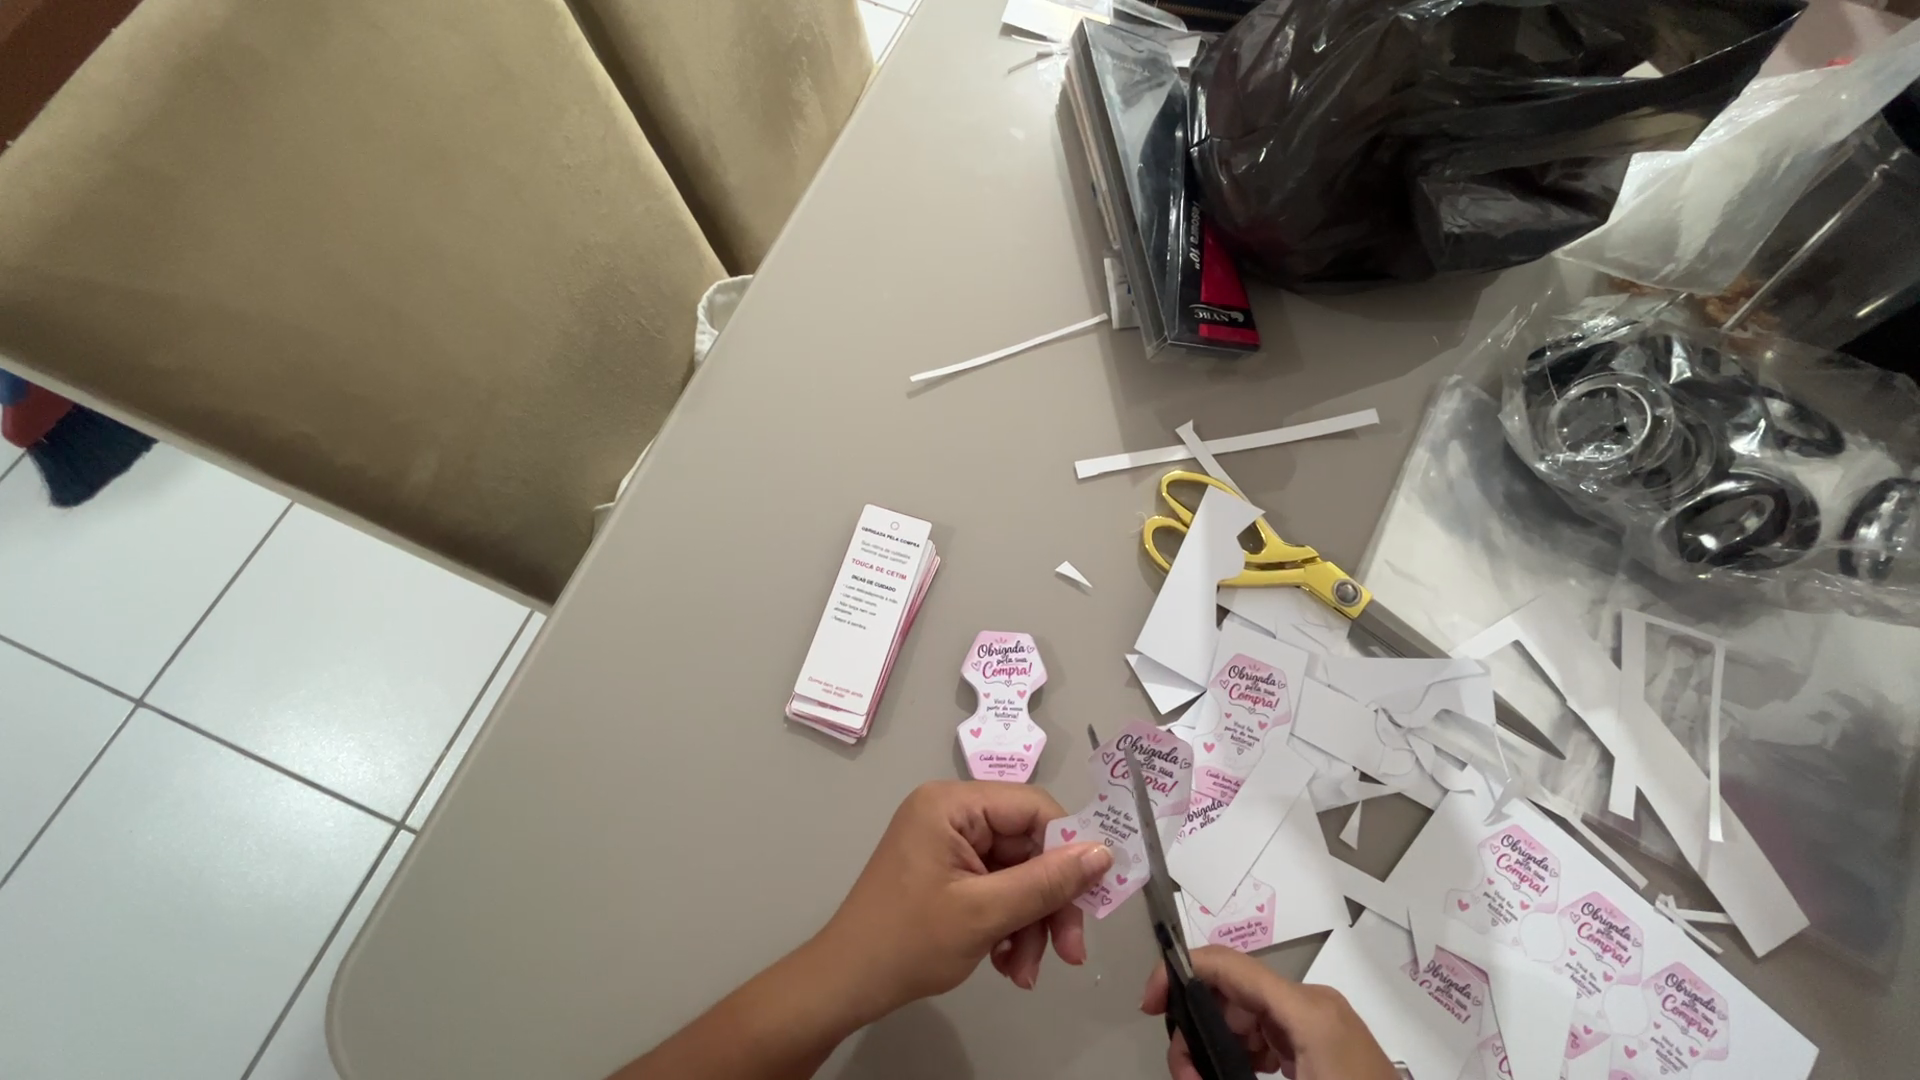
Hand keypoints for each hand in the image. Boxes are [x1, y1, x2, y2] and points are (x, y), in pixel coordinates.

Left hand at [813, 781, 1113, 1019]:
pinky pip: (998, 888)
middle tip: (1070, 952)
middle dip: (1048, 902)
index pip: (1033, 807)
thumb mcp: (984, 914)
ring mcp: (950, 843)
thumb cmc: (907, 942)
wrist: (846, 984)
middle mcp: (952, 813)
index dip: (1069, 848)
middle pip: (1028, 845)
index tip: (1094, 895)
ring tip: (1025, 972)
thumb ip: (1046, 882)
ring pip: (1018, 873)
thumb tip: (1103, 853)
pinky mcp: (950, 871)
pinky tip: (1008, 964)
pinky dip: (1010, 924)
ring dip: (1031, 923)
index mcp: (952, 804)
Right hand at [1142, 946, 1397, 1079]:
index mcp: (1307, 1010)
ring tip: (1203, 1078)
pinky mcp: (1326, 1042)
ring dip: (1218, 1041)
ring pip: (1248, 1011)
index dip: (1178, 971)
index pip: (1227, 964)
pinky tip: (1239, 1075)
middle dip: (1196, 1024)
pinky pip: (1270, 1029)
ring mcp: (1322, 1021)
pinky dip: (1245, 1049)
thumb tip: (1189, 1067)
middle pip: (1233, 991)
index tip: (1150, 1005)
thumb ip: (1232, 1071)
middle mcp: (1313, 1004)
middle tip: (1184, 1073)